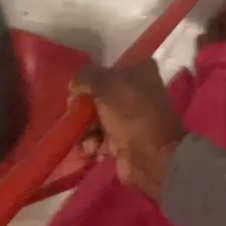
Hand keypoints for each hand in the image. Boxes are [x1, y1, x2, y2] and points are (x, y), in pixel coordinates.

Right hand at [70, 57, 186, 199]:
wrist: (152, 157)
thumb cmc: (131, 113)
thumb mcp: (106, 86)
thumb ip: (86, 78)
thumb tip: (74, 84)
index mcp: (140, 70)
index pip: (108, 68)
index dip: (89, 79)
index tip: (74, 90)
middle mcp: (137, 90)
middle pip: (99, 95)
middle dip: (84, 108)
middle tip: (73, 116)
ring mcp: (131, 116)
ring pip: (97, 117)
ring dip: (86, 129)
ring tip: (87, 139)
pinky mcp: (125, 139)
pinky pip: (100, 137)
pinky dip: (93, 144)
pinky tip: (93, 150)